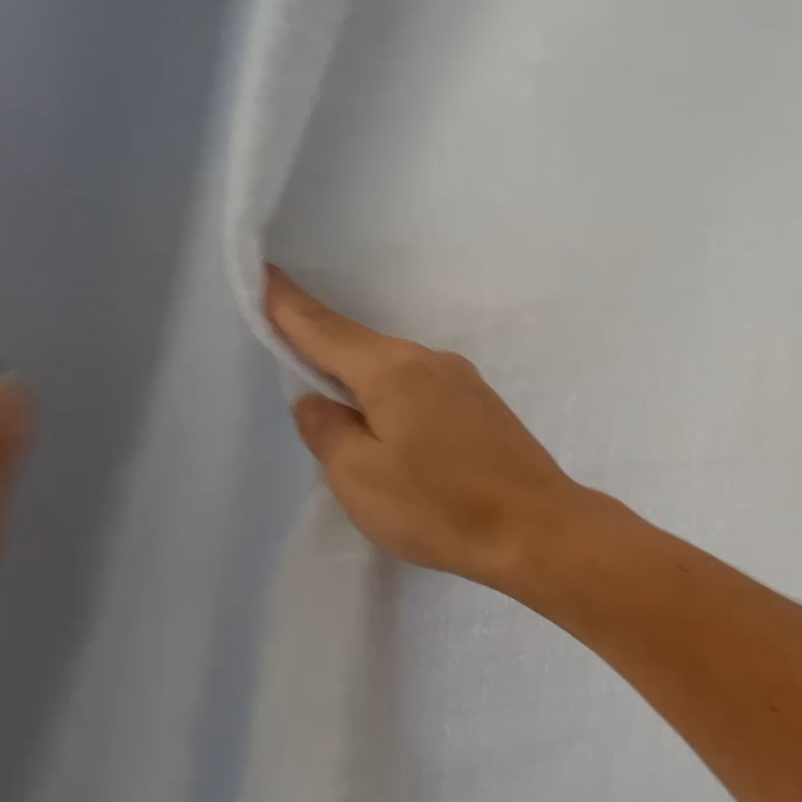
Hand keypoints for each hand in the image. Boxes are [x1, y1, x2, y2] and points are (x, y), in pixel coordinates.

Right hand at [265, 267, 598, 592]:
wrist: (538, 529)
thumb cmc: (441, 506)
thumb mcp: (358, 475)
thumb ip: (326, 430)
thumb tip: (319, 399)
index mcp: (395, 370)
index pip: (324, 328)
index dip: (286, 304)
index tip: (263, 272)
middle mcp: (434, 363)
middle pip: (362, 350)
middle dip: (323, 353)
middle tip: (286, 357)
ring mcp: (467, 384)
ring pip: (396, 374)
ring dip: (364, 386)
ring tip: (339, 416)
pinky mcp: (486, 409)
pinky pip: (424, 393)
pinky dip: (397, 402)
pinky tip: (393, 432)